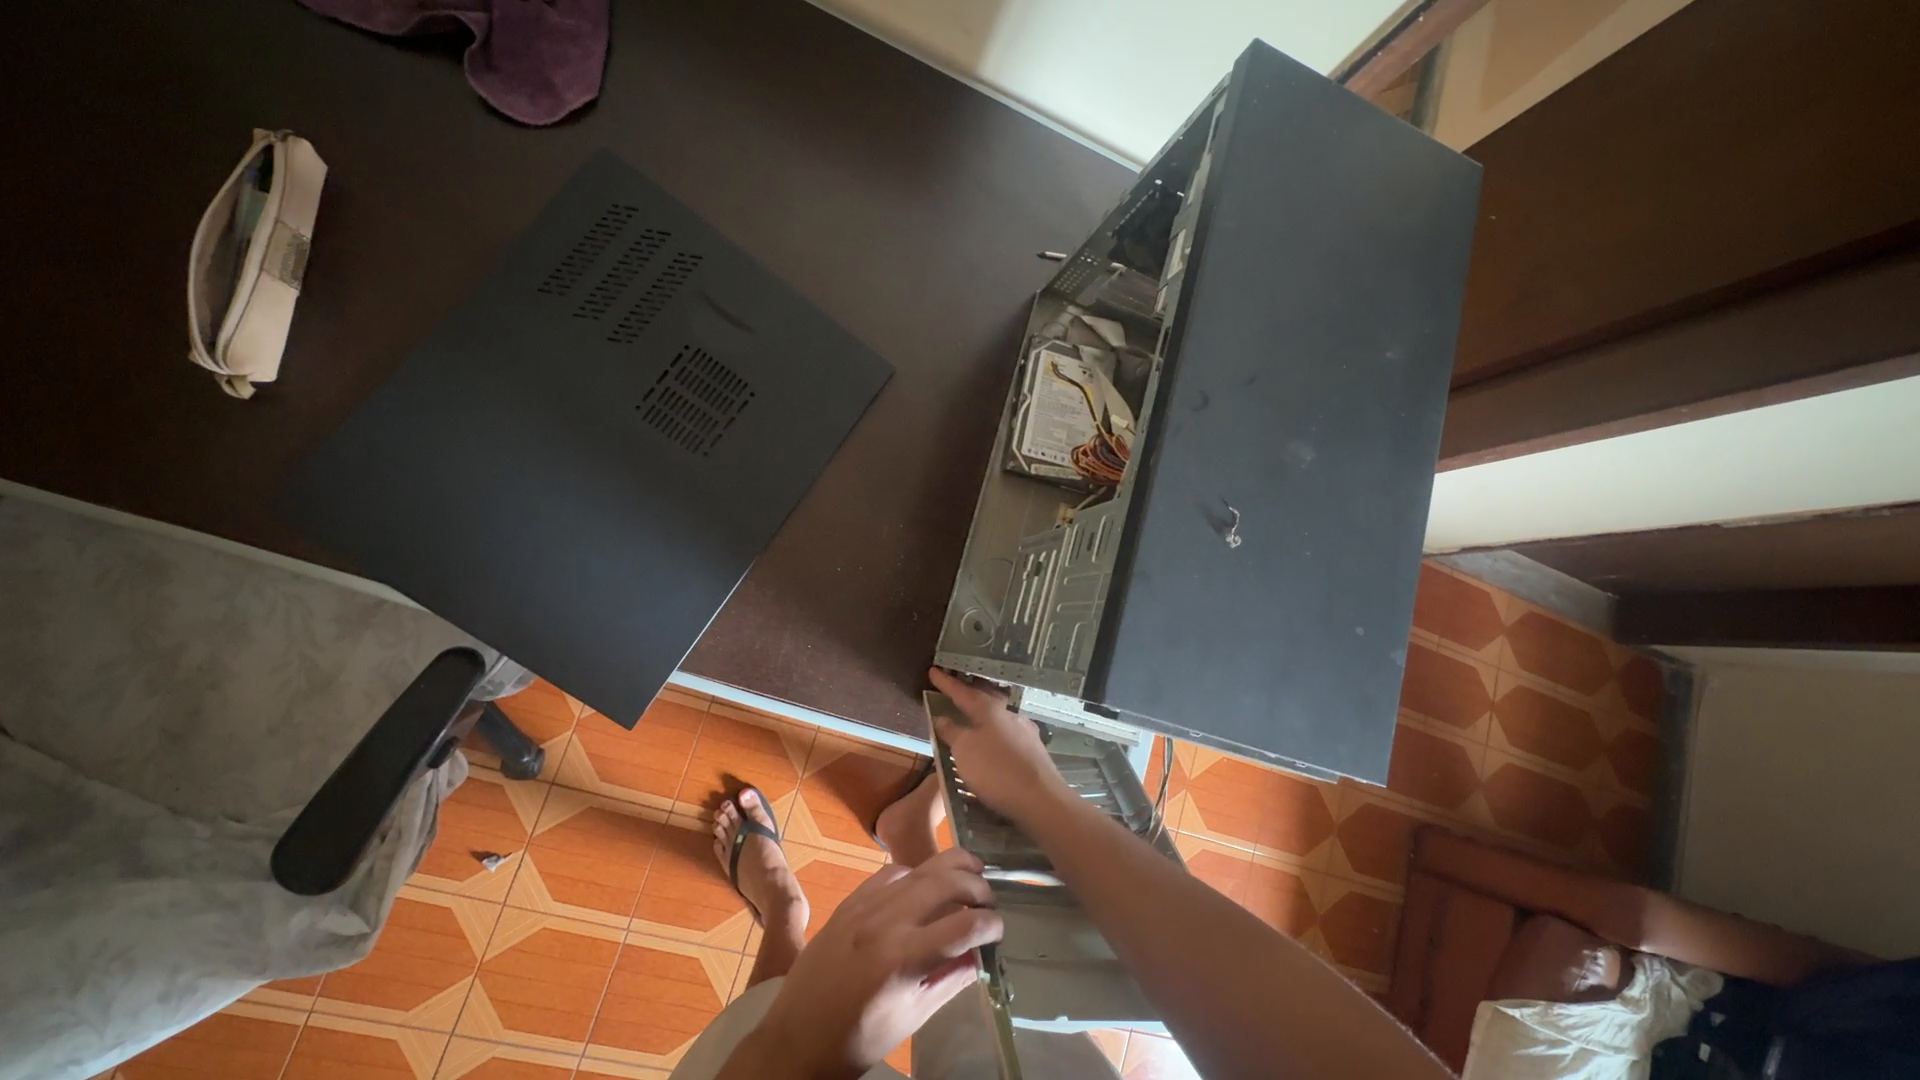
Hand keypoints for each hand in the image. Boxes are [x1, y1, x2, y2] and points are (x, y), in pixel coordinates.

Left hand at [748, 847, 1003, 1079]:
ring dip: (949, 868)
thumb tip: (980, 954)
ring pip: (917, 869)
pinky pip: (888, 873)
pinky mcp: (848, 903)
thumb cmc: (857, 1039)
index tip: (1000, 928)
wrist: (795, 1039)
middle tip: (989, 900)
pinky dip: (914, 873)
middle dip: (975, 886)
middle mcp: (883, 923)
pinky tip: (924, 883)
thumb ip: (949, 981)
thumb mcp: (911, 1017)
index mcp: (901, 960)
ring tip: (970, 874)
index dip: (990, 924)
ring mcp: (863, 907)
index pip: (961, 927)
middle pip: (943, 883)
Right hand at [927, 667, 1073, 827]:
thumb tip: (942, 717)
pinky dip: (995, 734)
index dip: (946, 683)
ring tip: (971, 718)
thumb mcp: (964, 750)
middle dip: (969, 695)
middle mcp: (1010, 715)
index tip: (933, 671)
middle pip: (985, 700)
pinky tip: (994, 742)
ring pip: (999, 717)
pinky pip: (1009, 734)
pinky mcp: (1034, 751)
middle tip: (954, 690)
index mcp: (990, 710)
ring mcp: (1025, 732)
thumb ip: (952, 731)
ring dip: (983, 716)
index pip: (962, 692)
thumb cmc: (996, 770)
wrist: (1040, 799)